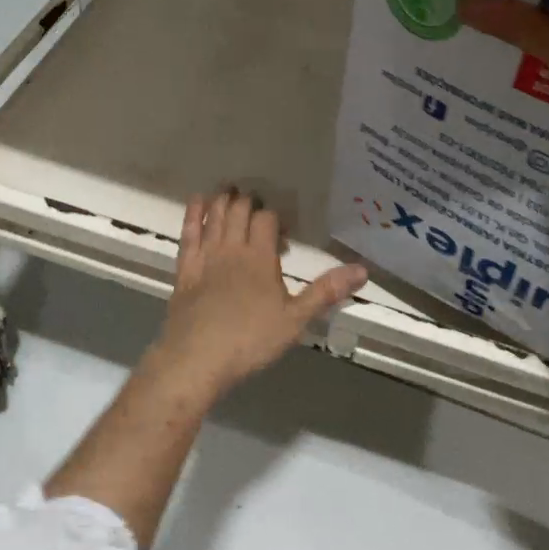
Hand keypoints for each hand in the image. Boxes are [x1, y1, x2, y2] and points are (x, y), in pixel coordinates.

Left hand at [148, 190, 368, 400]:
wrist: (195, 359)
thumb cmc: (249, 341)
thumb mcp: (295, 320)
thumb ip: (325, 292)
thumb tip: (363, 270)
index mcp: (260, 258)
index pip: (267, 220)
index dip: (274, 216)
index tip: (281, 227)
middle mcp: (232, 249)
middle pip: (239, 212)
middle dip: (248, 202)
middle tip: (254, 201)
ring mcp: (206, 256)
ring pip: (214, 216)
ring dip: (223, 200)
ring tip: (230, 190)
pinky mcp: (185, 268)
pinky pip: (188, 232)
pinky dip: (193, 213)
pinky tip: (197, 201)